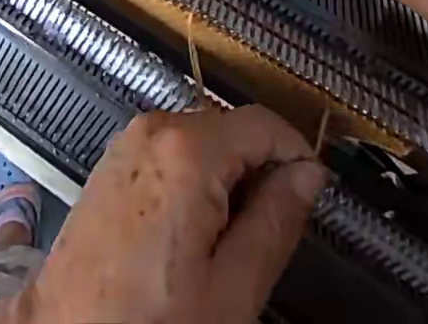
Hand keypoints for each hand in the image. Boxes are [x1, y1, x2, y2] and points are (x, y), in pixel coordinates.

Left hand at [0, 107, 325, 323]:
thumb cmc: (151, 320)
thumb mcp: (232, 286)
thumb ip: (276, 220)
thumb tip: (308, 175)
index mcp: (188, 149)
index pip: (264, 123)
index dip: (296, 154)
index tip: (311, 194)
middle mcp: (155, 127)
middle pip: (231, 129)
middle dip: (258, 171)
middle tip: (264, 234)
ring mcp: (130, 139)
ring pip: (203, 140)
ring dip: (227, 178)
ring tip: (224, 243)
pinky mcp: (115, 158)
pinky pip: (172, 151)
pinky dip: (194, 178)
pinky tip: (190, 231)